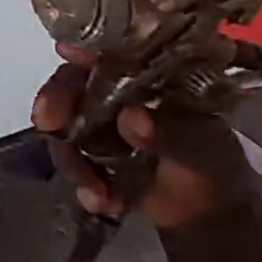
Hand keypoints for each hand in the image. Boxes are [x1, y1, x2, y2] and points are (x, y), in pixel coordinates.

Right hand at [30, 43, 254, 229]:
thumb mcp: (203, 148)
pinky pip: (70, 161)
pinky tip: (103, 203)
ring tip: (95, 192)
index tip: (65, 52)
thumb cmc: (213, 165)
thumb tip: (131, 118)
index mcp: (142, 76)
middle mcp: (110, 92)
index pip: (108, 51)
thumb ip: (171, 133)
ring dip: (70, 159)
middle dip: (55, 101)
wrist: (209, 215)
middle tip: (48, 123)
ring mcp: (94, 123)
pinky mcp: (86, 154)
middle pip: (70, 84)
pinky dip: (82, 183)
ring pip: (62, 126)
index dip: (83, 47)